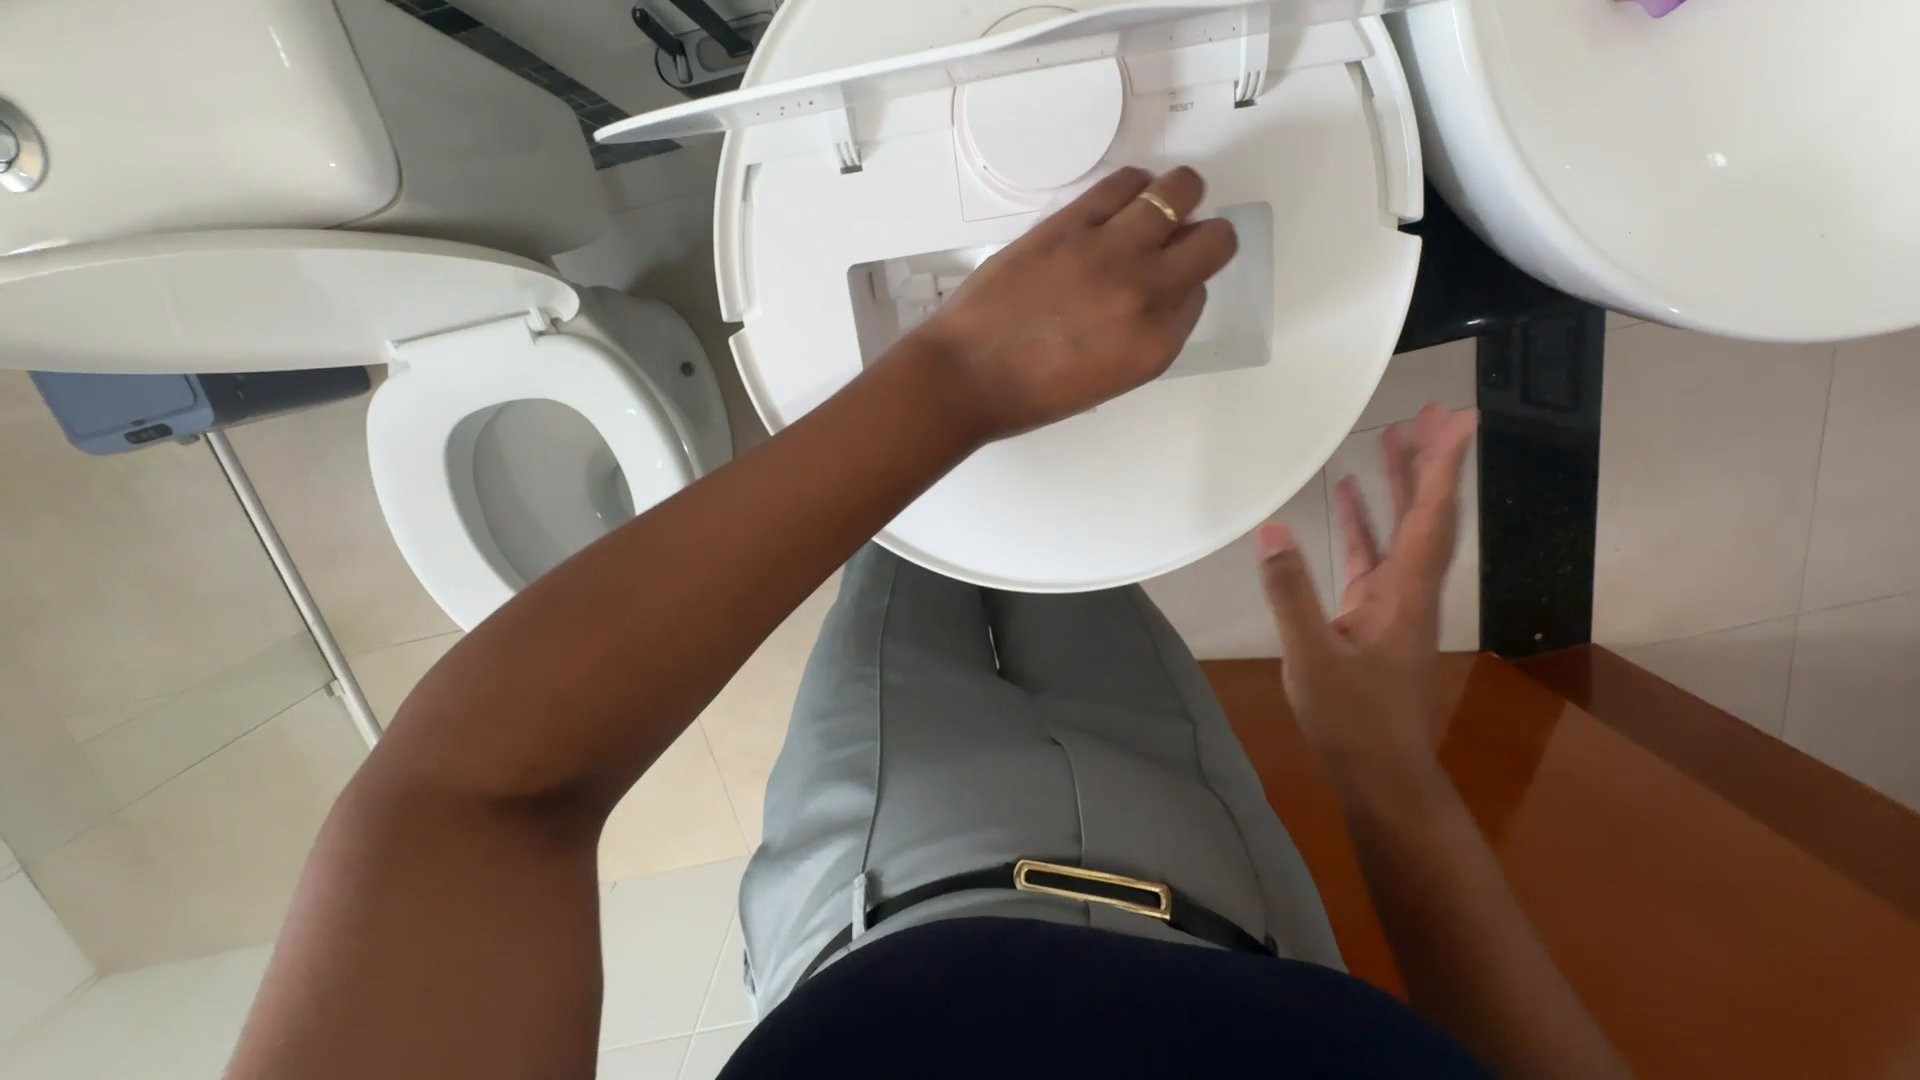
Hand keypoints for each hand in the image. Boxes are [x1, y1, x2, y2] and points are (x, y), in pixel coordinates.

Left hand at [902, 166, 1238, 441]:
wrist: (966, 377)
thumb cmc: (1030, 394)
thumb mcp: (1107, 380)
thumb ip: (1143, 337)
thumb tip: (1156, 295)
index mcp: (1156, 345)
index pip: (1198, 294)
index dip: (1182, 284)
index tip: (1162, 283)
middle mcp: (1147, 294)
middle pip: (1212, 241)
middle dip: (1199, 236)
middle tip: (1172, 239)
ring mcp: (1111, 252)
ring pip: (1181, 191)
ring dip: (1177, 195)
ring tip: (1152, 208)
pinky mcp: (1071, 223)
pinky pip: (1126, 181)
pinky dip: (1133, 185)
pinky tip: (1120, 200)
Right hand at [1257, 406, 1478, 793]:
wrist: (1381, 773)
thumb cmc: (1353, 720)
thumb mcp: (1312, 657)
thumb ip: (1291, 594)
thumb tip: (1272, 532)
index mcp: (1406, 594)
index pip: (1430, 518)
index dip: (1443, 467)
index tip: (1456, 420)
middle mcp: (1411, 590)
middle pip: (1427, 515)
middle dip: (1428, 463)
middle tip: (1426, 414)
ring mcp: (1395, 603)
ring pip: (1403, 532)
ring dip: (1399, 487)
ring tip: (1388, 440)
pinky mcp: (1376, 617)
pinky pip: (1374, 558)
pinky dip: (1364, 525)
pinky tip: (1347, 501)